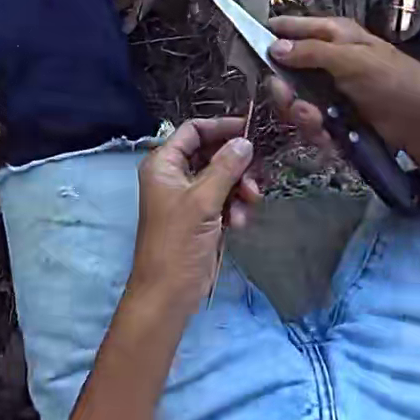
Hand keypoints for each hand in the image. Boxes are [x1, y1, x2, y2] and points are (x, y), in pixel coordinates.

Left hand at [130, 118, 261, 310]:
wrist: (169, 292)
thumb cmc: (178, 242)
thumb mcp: (203, 201)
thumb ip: (225, 168)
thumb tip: (245, 142)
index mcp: (163, 164)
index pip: (193, 131)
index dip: (220, 127)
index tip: (250, 129)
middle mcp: (174, 176)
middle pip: (211, 153)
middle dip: (236, 164)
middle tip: (256, 174)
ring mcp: (188, 197)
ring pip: (222, 178)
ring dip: (239, 188)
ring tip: (250, 202)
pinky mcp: (201, 217)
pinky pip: (224, 200)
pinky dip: (235, 207)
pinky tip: (240, 222)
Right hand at [266, 16, 419, 156]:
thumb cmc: (393, 82)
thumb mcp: (352, 60)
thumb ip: (311, 53)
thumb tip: (274, 47)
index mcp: (333, 35)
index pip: (290, 28)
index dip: (269, 36)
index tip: (250, 49)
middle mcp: (327, 60)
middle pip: (285, 71)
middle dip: (285, 90)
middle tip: (290, 99)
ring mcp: (330, 91)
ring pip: (296, 101)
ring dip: (302, 115)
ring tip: (318, 122)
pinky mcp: (335, 117)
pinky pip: (312, 122)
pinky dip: (317, 131)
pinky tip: (329, 137)